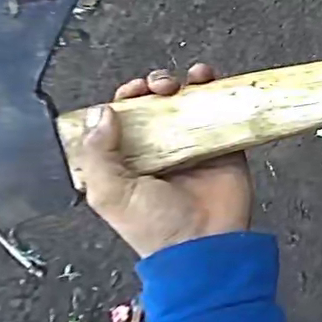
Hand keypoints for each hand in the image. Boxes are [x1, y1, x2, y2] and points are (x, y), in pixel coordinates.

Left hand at [71, 63, 252, 257]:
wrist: (205, 242)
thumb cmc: (156, 226)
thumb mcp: (111, 194)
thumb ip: (98, 154)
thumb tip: (101, 113)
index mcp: (129, 161)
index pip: (122, 119)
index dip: (125, 100)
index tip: (132, 92)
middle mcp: (161, 149)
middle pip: (156, 103)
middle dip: (154, 87)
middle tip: (159, 88)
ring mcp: (193, 143)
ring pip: (187, 100)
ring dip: (183, 83)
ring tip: (181, 85)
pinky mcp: (222, 142)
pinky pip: (219, 108)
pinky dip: (214, 89)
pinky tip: (207, 79)